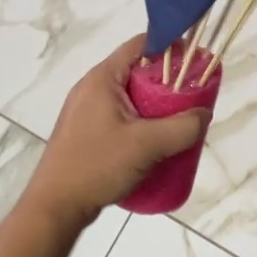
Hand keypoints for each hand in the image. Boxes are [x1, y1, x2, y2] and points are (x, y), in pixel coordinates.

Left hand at [23, 35, 210, 223]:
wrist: (51, 213)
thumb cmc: (96, 167)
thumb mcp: (147, 145)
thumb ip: (184, 127)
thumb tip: (204, 113)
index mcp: (102, 78)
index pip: (142, 43)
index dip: (171, 46)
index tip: (194, 62)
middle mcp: (91, 87)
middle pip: (138, 68)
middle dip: (168, 79)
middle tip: (189, 95)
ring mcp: (85, 111)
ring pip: (130, 93)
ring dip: (155, 102)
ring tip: (176, 120)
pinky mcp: (84, 131)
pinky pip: (120, 113)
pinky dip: (140, 118)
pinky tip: (152, 140)